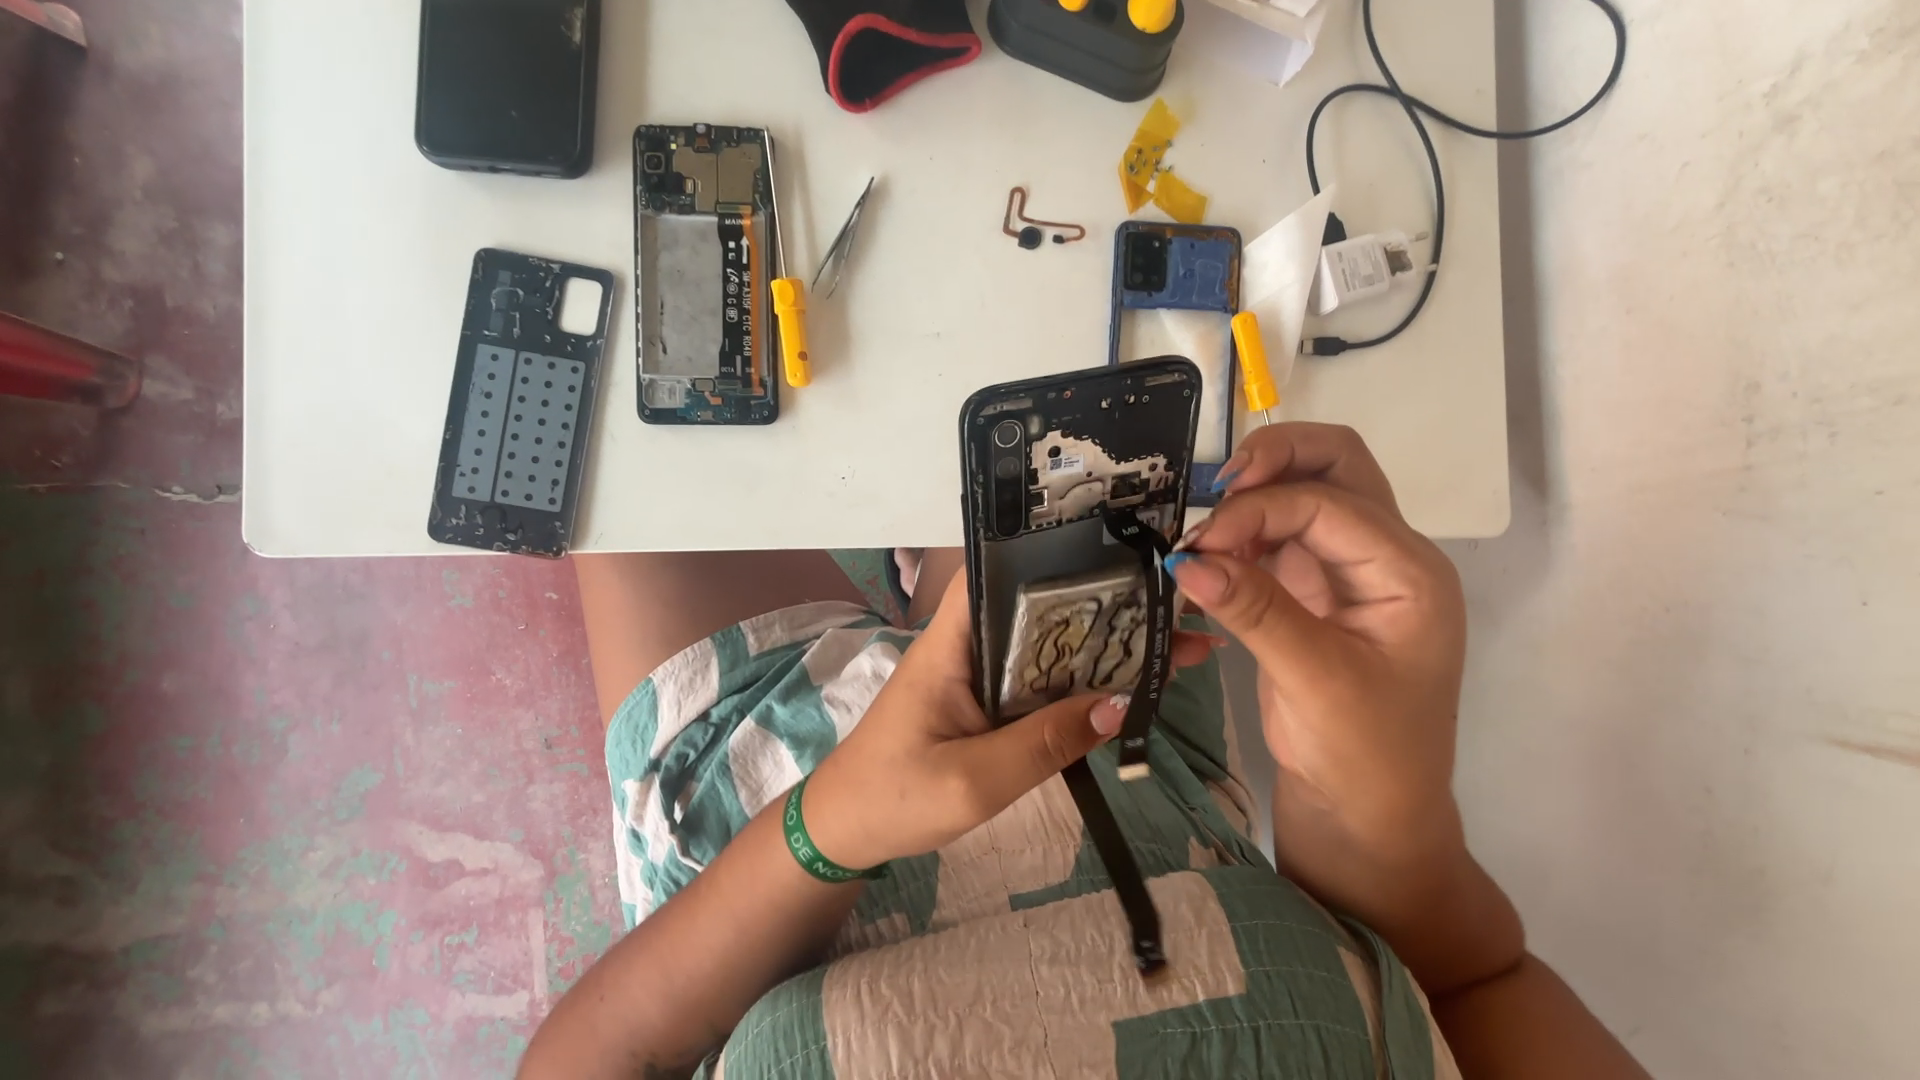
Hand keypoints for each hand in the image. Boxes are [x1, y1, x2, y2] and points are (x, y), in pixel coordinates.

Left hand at [802, 570, 1216, 869]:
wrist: (846, 832)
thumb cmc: (895, 797)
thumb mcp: (974, 780)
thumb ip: (1045, 743)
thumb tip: (1122, 705)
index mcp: (953, 643)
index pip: (997, 571)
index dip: (1053, 552)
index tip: (1118, 551)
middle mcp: (969, 647)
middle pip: (1041, 608)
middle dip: (1108, 606)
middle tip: (1181, 610)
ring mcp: (980, 676)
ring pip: (1050, 648)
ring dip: (1106, 647)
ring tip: (1180, 644)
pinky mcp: (989, 706)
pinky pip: (1044, 684)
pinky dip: (1085, 684)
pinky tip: (1133, 685)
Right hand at [1166, 424, 1471, 928]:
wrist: (1369, 817)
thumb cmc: (1365, 755)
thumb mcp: (1314, 680)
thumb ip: (1255, 610)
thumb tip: (1185, 558)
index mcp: (1408, 572)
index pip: (1329, 503)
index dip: (1259, 510)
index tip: (1198, 544)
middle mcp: (1385, 557)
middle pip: (1338, 465)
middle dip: (1275, 459)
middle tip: (1216, 488)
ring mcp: (1349, 572)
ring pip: (1308, 492)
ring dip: (1256, 495)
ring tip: (1206, 530)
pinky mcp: (1314, 593)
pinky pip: (1280, 537)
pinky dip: (1243, 534)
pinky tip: (1211, 558)